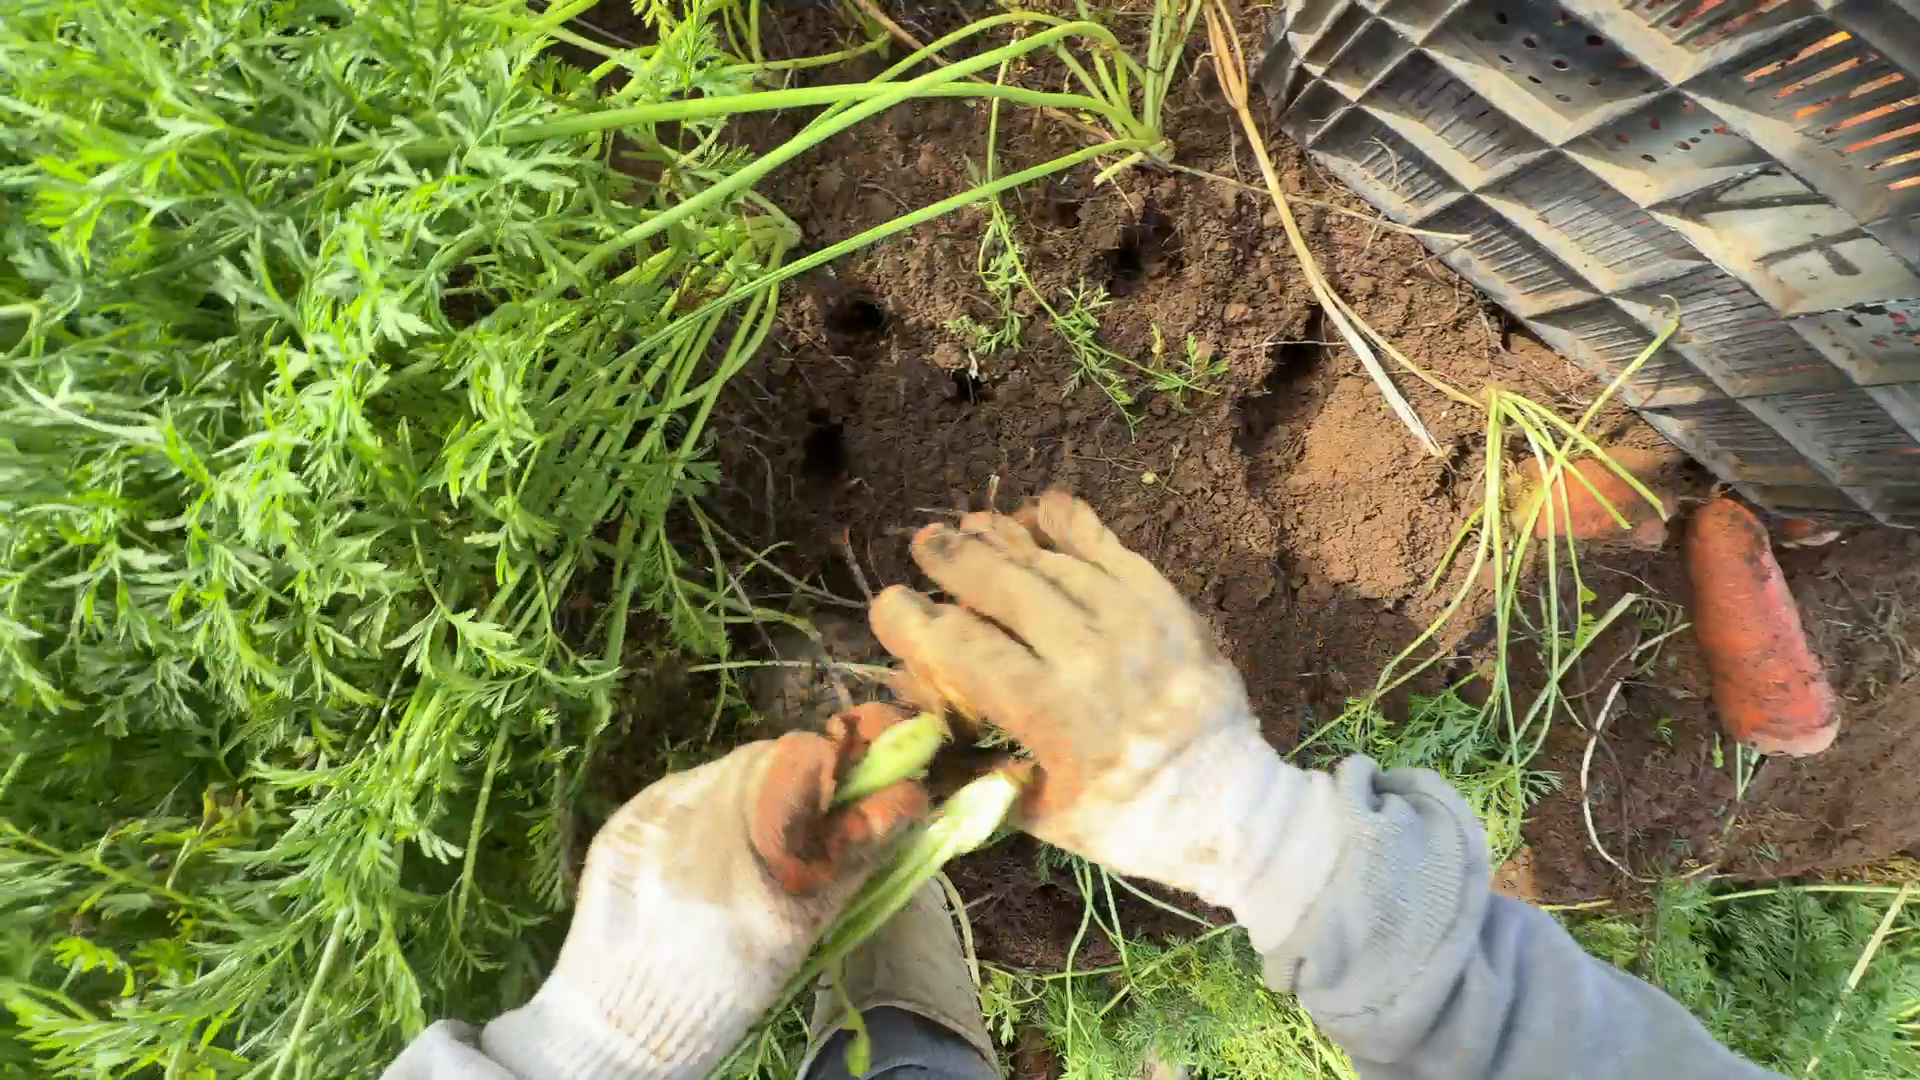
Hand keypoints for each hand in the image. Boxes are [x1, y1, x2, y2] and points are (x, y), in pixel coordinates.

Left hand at [481, 704, 925, 1079]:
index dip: (841, 759)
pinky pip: (688, 789)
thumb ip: (860, 847)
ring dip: (757, 790)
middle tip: (810, 815)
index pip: (806, 753)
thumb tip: (910, 794)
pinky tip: (712, 850)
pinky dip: (714, 806)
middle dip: (799, 778)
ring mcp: (649, 808)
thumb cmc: (728, 983)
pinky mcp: (624, 815)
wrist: (622, 1025)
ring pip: (729, 769)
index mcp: (741, 838)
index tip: (859, 775)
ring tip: (757, 840)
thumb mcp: (806, 922)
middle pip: (767, 756)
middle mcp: (689, 808)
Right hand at [870, 492, 1340, 923]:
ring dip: (1002, 538)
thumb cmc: (1122, 819)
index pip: (966, 651)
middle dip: (953, 559)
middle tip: (925, 543)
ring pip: (1051, 562)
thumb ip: (970, 769)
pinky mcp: (1166, 604)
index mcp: (1056, 720)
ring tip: (970, 524)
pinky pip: (1109, 548)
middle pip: (1005, 589)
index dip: (916, 622)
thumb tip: (914, 718)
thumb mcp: (1037, 815)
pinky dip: (1070, 524)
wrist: (1230, 806)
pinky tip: (1039, 508)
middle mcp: (1093, 660)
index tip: (889, 605)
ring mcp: (1135, 623)